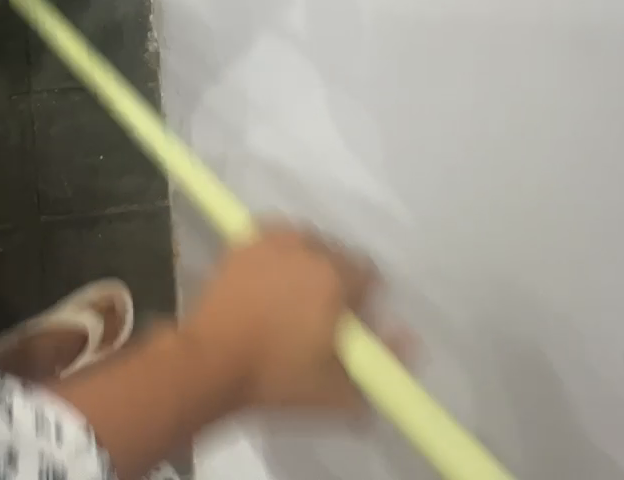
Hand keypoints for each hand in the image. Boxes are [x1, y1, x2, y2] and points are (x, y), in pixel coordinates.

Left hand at [179, 227, 416, 414]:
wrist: (213, 359)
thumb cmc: (279, 375)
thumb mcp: (342, 388)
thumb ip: (386, 362)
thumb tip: (410, 338)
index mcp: (336, 276)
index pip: (368, 272)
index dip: (363, 299)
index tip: (350, 323)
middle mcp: (306, 247)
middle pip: (336, 253)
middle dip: (335, 278)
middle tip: (319, 313)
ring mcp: (270, 239)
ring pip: (304, 241)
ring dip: (306, 260)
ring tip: (292, 294)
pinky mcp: (241, 241)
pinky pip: (273, 236)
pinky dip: (278, 250)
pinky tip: (269, 277)